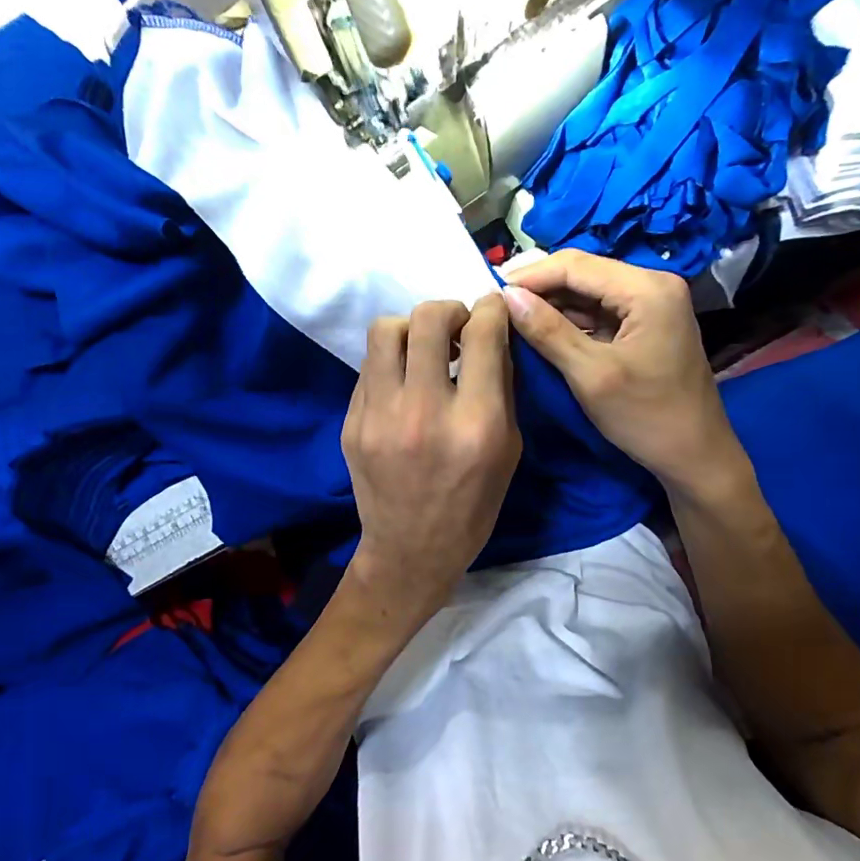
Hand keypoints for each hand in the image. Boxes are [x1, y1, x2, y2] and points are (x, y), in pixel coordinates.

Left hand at [342, 294, 521, 619]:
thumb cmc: (473, 505)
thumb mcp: (508, 449)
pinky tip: (403, 383)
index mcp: (475, 423)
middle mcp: (423, 411)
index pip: (482, 334)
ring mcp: (379, 416)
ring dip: (411, 328)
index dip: (490, 310)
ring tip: (424, 350)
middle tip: (457, 328)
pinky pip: (370, 365)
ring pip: (386, 329)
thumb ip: (501, 388)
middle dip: (450, 310)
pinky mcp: (351, 422)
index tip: (490, 310)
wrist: (411, 550)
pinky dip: (391, 361)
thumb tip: (493, 334)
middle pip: (428, 318)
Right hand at [502, 250, 745, 497]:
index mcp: (647, 288)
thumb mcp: (590, 375)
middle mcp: (654, 283)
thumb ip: (548, 331)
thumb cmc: (645, 417)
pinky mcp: (649, 322)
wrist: (695, 456)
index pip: (576, 265)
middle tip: (498, 306)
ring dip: (553, 303)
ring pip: (590, 291)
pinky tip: (543, 330)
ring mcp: (654, 302)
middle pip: (584, 272)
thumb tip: (506, 296)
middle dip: (540, 287)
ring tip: (513, 318)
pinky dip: (572, 319)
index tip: (490, 293)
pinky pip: (602, 310)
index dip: (530, 276)